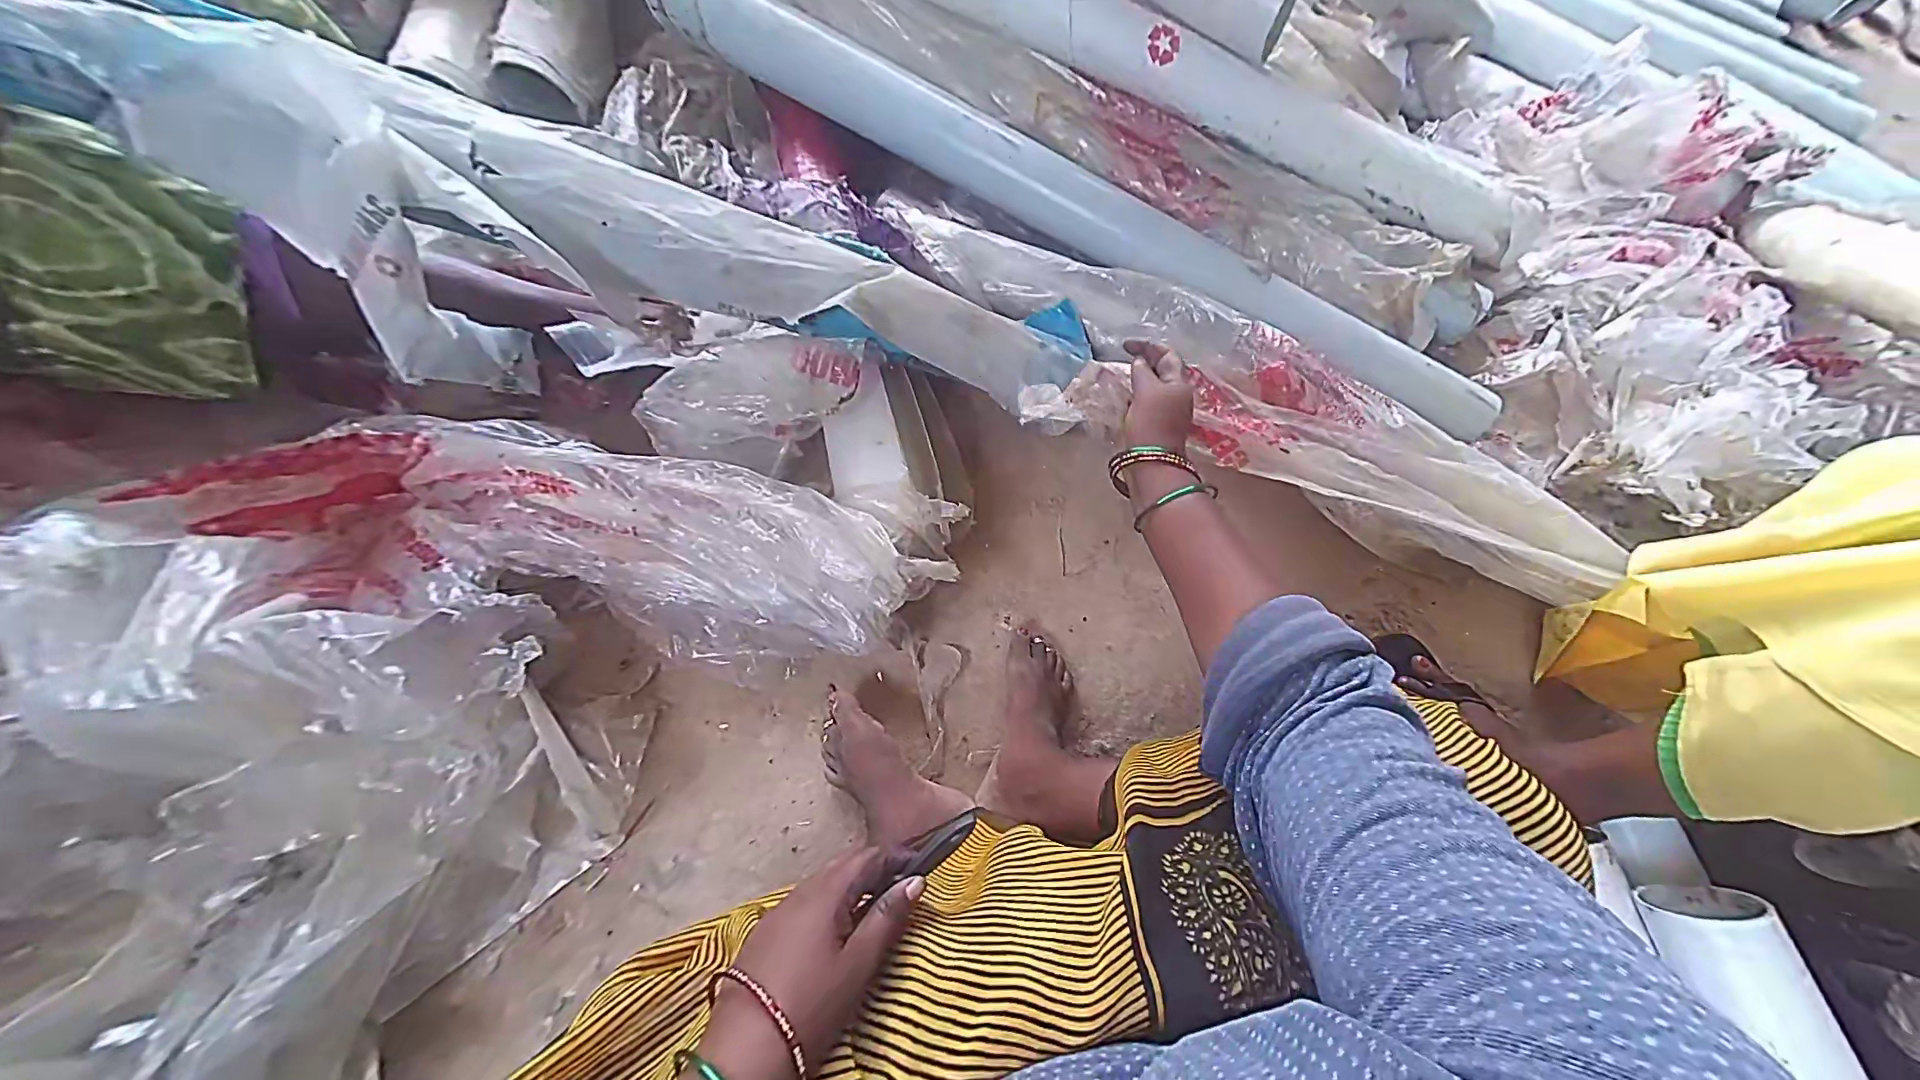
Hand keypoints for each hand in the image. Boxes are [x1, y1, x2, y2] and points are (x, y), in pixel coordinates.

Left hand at [695, 847, 922, 1079]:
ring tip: (872, 903)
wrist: (744, 1048)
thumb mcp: (857, 965)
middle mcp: (800, 892)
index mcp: (825, 893)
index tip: (916, 866)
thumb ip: (886, 919)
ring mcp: (779, 911)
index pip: (865, 857)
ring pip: (822, 882)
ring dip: (849, 884)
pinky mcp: (766, 932)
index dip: (893, 857)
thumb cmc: (811, 1004)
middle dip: (872, 867)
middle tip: (898, 883)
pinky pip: (805, 901)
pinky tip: (835, 924)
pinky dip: (828, 901)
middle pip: (841, 865)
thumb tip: (915, 881)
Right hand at [1121, 340, 1194, 450]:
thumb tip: (1139, 362)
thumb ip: (1142, 372)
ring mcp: (1170, 411)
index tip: (1125, 346)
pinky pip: (1149, 402)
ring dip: (1140, 379)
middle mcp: (1178, 394)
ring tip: (1123, 377)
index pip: (1167, 355)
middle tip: (1124, 359)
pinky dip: (1138, 396)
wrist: (1153, 463)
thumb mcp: (1145, 392)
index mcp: (1179, 383)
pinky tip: (1126, 399)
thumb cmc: (1150, 424)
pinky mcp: (1160, 424)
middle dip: (1145, 362)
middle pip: (1163, 371)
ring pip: (1156, 387)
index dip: (1147, 346)